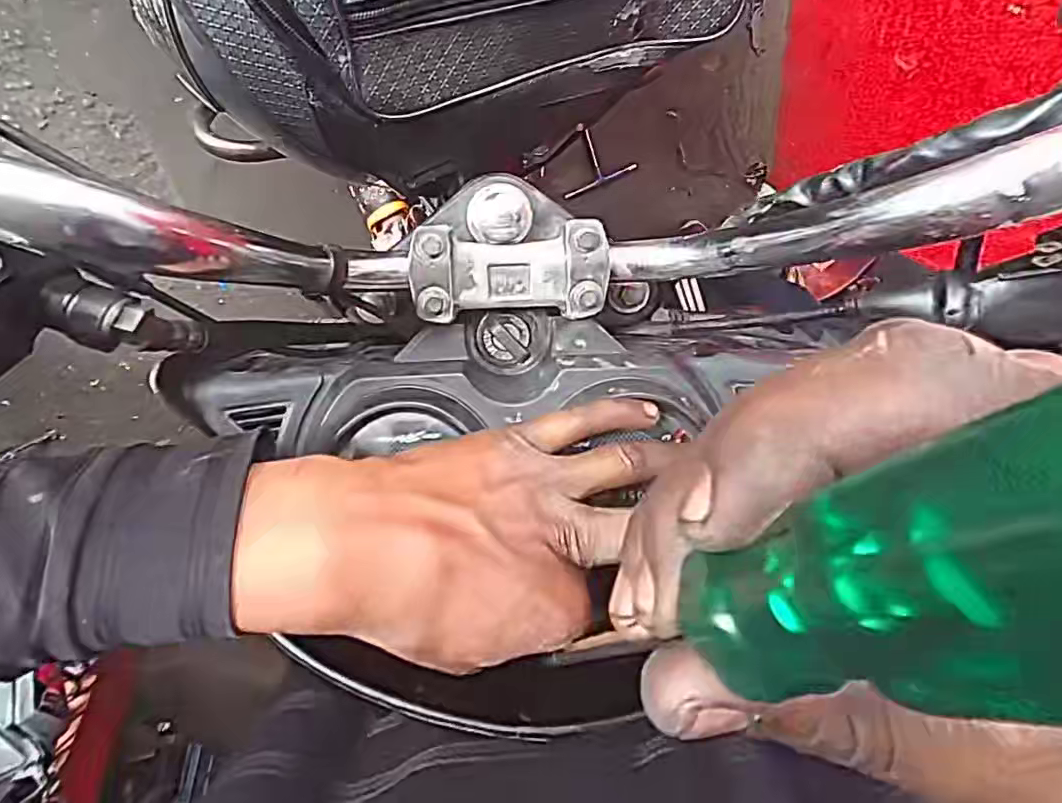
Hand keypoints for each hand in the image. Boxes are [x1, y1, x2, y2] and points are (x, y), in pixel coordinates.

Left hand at [232, 398, 671, 673]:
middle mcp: (561, 538)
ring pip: (631, 471)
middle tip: (709, 531)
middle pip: (647, 537)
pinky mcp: (519, 443)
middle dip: (684, 537)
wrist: (352, 538)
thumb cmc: (395, 594)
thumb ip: (529, 634)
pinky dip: (618, 413)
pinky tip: (643, 412)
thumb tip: (552, 619)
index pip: (620, 608)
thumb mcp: (471, 650)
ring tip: (699, 467)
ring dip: (671, 470)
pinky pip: (583, 421)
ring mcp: (545, 483)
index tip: (648, 599)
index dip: (634, 606)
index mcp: (555, 603)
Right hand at [618, 320, 1061, 801]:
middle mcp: (978, 406)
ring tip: (661, 585)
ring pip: (773, 416)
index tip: (705, 532)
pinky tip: (691, 559)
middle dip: (708, 485)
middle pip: (804, 397)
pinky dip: (719, 500)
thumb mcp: (1022, 753)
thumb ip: (843, 710)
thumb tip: (688, 690)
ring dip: (698, 496)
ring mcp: (918, 423)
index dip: (779, 446)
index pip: (893, 385)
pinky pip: (774, 447)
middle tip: (659, 586)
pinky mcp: (874, 452)